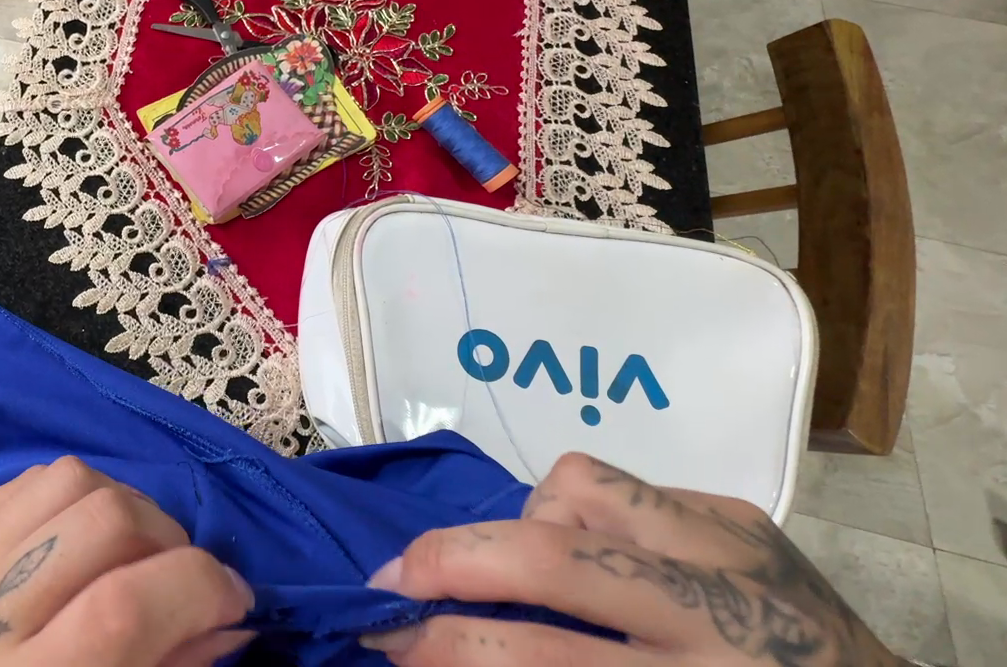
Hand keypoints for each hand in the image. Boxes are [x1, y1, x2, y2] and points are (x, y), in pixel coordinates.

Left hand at [0, 456, 255, 666]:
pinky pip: (34, 477)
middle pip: (100, 520)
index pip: (123, 607)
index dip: (196, 588)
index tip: (233, 596)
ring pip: (70, 478)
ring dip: (124, 503)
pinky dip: (79, 495)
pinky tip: (86, 534)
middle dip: (166, 536)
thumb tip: (229, 612)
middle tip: (179, 573)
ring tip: (135, 547)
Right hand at [359, 452, 906, 666]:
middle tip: (398, 578)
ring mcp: (741, 550)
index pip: (540, 658)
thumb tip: (439, 647)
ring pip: (577, 486)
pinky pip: (621, 483)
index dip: (445, 645)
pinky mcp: (743, 515)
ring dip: (533, 526)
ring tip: (545, 574)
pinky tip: (610, 558)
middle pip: (549, 556)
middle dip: (449, 559)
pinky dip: (588, 516)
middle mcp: (731, 616)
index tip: (387, 636)